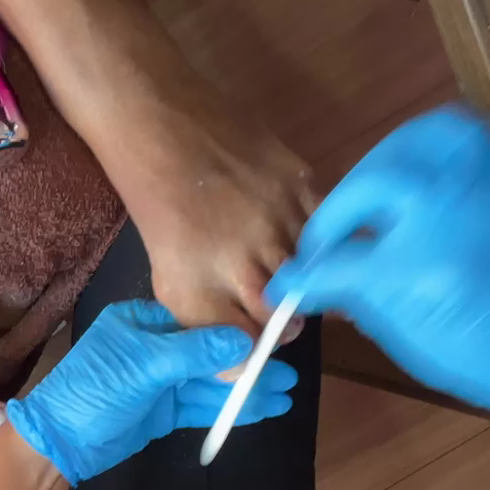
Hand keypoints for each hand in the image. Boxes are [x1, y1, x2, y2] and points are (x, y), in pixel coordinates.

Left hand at [6, 299, 295, 484]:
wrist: (60, 442)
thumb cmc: (93, 391)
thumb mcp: (142, 365)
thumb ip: (194, 352)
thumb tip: (246, 340)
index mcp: (142, 323)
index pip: (199, 322)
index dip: (237, 333)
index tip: (274, 342)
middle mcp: (153, 348)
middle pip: (210, 354)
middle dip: (249, 366)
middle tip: (290, 375)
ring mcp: (158, 382)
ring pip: (209, 383)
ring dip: (244, 391)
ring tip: (285, 395)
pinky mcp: (161, 411)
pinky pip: (200, 405)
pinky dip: (227, 409)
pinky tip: (258, 410)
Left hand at [130, 121, 315, 335]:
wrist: (163, 130)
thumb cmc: (162, 212)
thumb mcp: (170, 280)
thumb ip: (207, 322)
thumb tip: (245, 358)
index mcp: (198, 293)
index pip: (248, 348)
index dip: (258, 354)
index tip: (259, 347)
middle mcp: (240, 263)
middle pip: (287, 321)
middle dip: (286, 326)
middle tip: (279, 315)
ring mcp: (275, 222)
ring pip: (313, 279)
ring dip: (308, 287)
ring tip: (290, 276)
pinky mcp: (300, 184)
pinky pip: (327, 232)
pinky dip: (324, 247)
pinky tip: (310, 245)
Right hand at [267, 106, 489, 439]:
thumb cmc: (481, 352)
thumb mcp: (402, 332)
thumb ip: (348, 294)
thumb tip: (301, 281)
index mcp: (425, 261)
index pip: (341, 254)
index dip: (308, 268)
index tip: (292, 281)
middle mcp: (459, 206)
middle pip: (375, 179)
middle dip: (340, 209)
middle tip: (328, 242)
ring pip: (416, 141)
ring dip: (377, 170)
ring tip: (365, 208)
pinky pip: (455, 137)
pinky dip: (417, 154)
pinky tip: (407, 193)